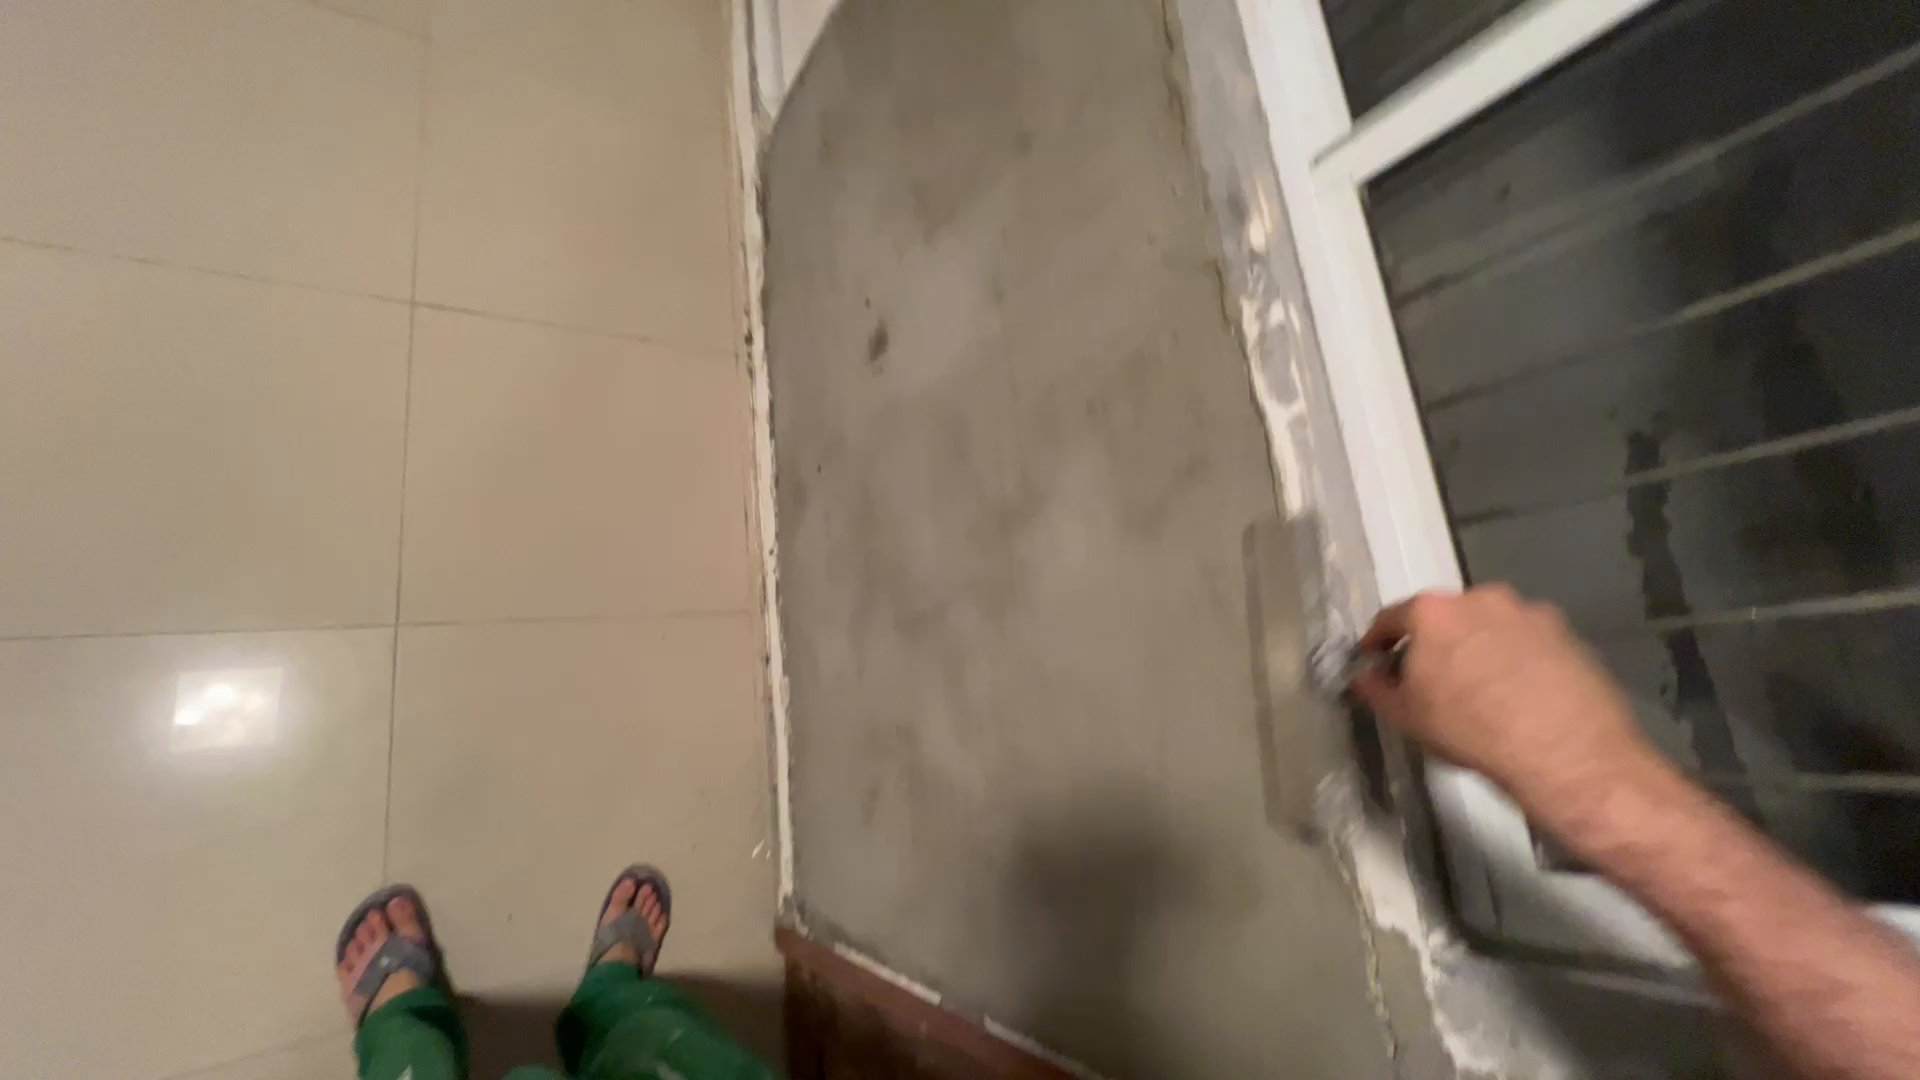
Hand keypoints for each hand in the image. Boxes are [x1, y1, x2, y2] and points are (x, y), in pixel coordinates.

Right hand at [1350, 585, 1655, 807]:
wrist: (1567, 754)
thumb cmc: (1469, 727)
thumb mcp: (1404, 715)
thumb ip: (1375, 688)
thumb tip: (1365, 677)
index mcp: (1432, 610)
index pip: (1391, 618)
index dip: (1378, 641)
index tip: (1374, 659)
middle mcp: (1480, 598)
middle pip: (1443, 616)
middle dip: (1432, 641)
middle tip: (1427, 674)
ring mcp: (1530, 613)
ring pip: (1488, 626)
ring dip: (1475, 646)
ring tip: (1477, 684)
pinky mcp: (1569, 634)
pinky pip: (1526, 641)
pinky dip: (1515, 656)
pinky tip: (1515, 691)